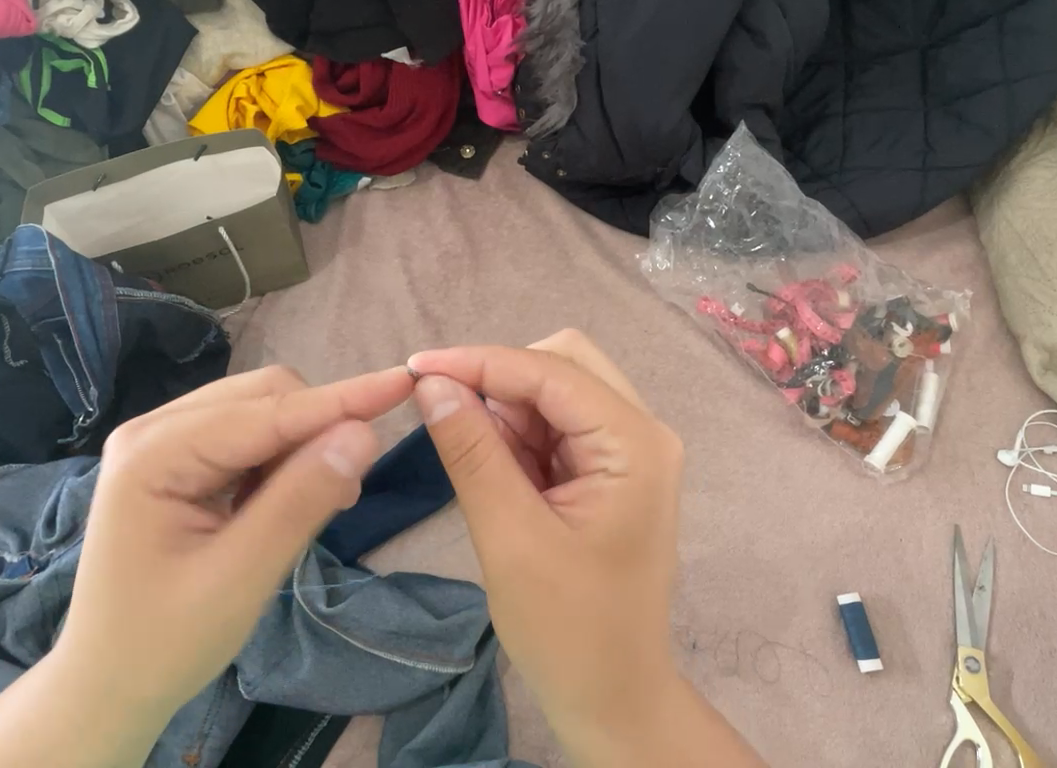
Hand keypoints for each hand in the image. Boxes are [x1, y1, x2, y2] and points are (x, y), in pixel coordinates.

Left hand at [52, 365, 414, 727]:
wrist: (107, 685)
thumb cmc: (166, 643)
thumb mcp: (242, 578)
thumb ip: (301, 500)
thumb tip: (365, 433)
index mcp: (154, 453)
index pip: (269, 411)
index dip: (342, 399)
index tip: (405, 381)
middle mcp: (155, 428)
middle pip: (267, 394)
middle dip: (319, 427)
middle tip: (347, 491)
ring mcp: (165, 438)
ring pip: (265, 408)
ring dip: (304, 443)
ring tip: (319, 500)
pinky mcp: (180, 455)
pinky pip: (253, 431)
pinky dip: (286, 456)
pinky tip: (288, 499)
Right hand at [411, 331, 760, 764]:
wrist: (613, 695)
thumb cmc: (568, 629)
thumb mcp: (510, 538)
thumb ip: (472, 452)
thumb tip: (431, 384)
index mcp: (634, 443)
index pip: (551, 370)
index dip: (480, 362)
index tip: (415, 367)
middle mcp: (641, 430)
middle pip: (562, 362)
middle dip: (499, 381)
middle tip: (446, 414)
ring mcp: (629, 448)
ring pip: (557, 389)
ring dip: (508, 411)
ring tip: (479, 463)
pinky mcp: (610, 467)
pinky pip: (557, 424)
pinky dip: (519, 435)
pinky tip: (500, 471)